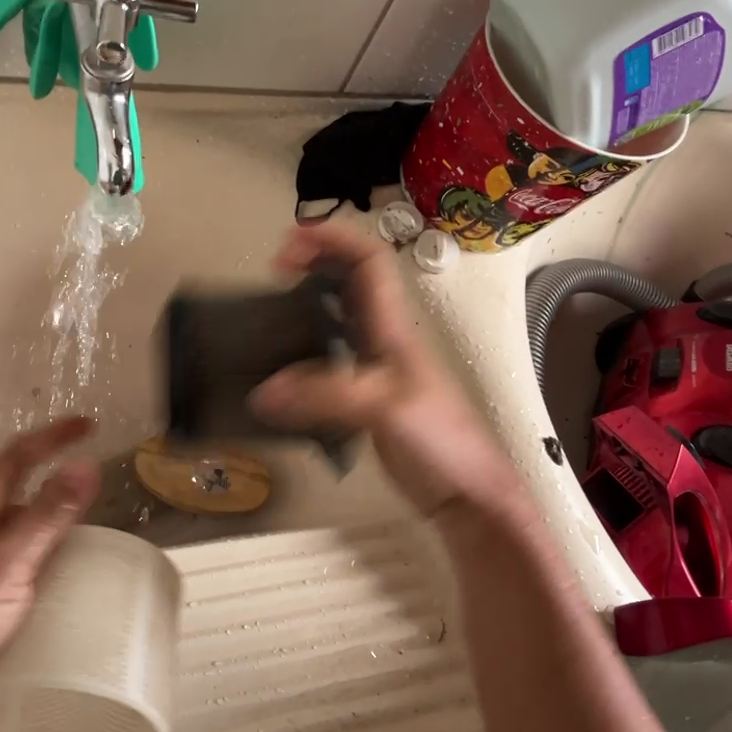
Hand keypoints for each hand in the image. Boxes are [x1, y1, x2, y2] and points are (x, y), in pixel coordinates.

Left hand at [0, 419, 98, 731]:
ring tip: (77, 527)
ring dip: (42, 512)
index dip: (54, 435)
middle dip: (49, 471)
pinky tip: (44, 571)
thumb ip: (46, 518)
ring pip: (8, 519)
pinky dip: (31, 545)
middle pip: (11, 483)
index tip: (90, 425)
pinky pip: (4, 549)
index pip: (17, 454)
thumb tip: (85, 465)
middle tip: (89, 478)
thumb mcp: (7, 567)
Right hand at [248, 224, 521, 519]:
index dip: (333, 238)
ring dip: (309, 297)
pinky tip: (286, 366)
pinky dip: (305, 347)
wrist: (467, 493)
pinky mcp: (364, 398)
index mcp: (392, 327)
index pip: (369, 260)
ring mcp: (374, 367)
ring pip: (340, 314)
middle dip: (315, 258)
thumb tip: (264, 392)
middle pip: (351, 277)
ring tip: (275, 305)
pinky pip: (330, 356)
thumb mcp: (385, 407)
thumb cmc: (441, 439)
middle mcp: (383, 338)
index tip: (290, 241)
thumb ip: (326, 395)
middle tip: (275, 268)